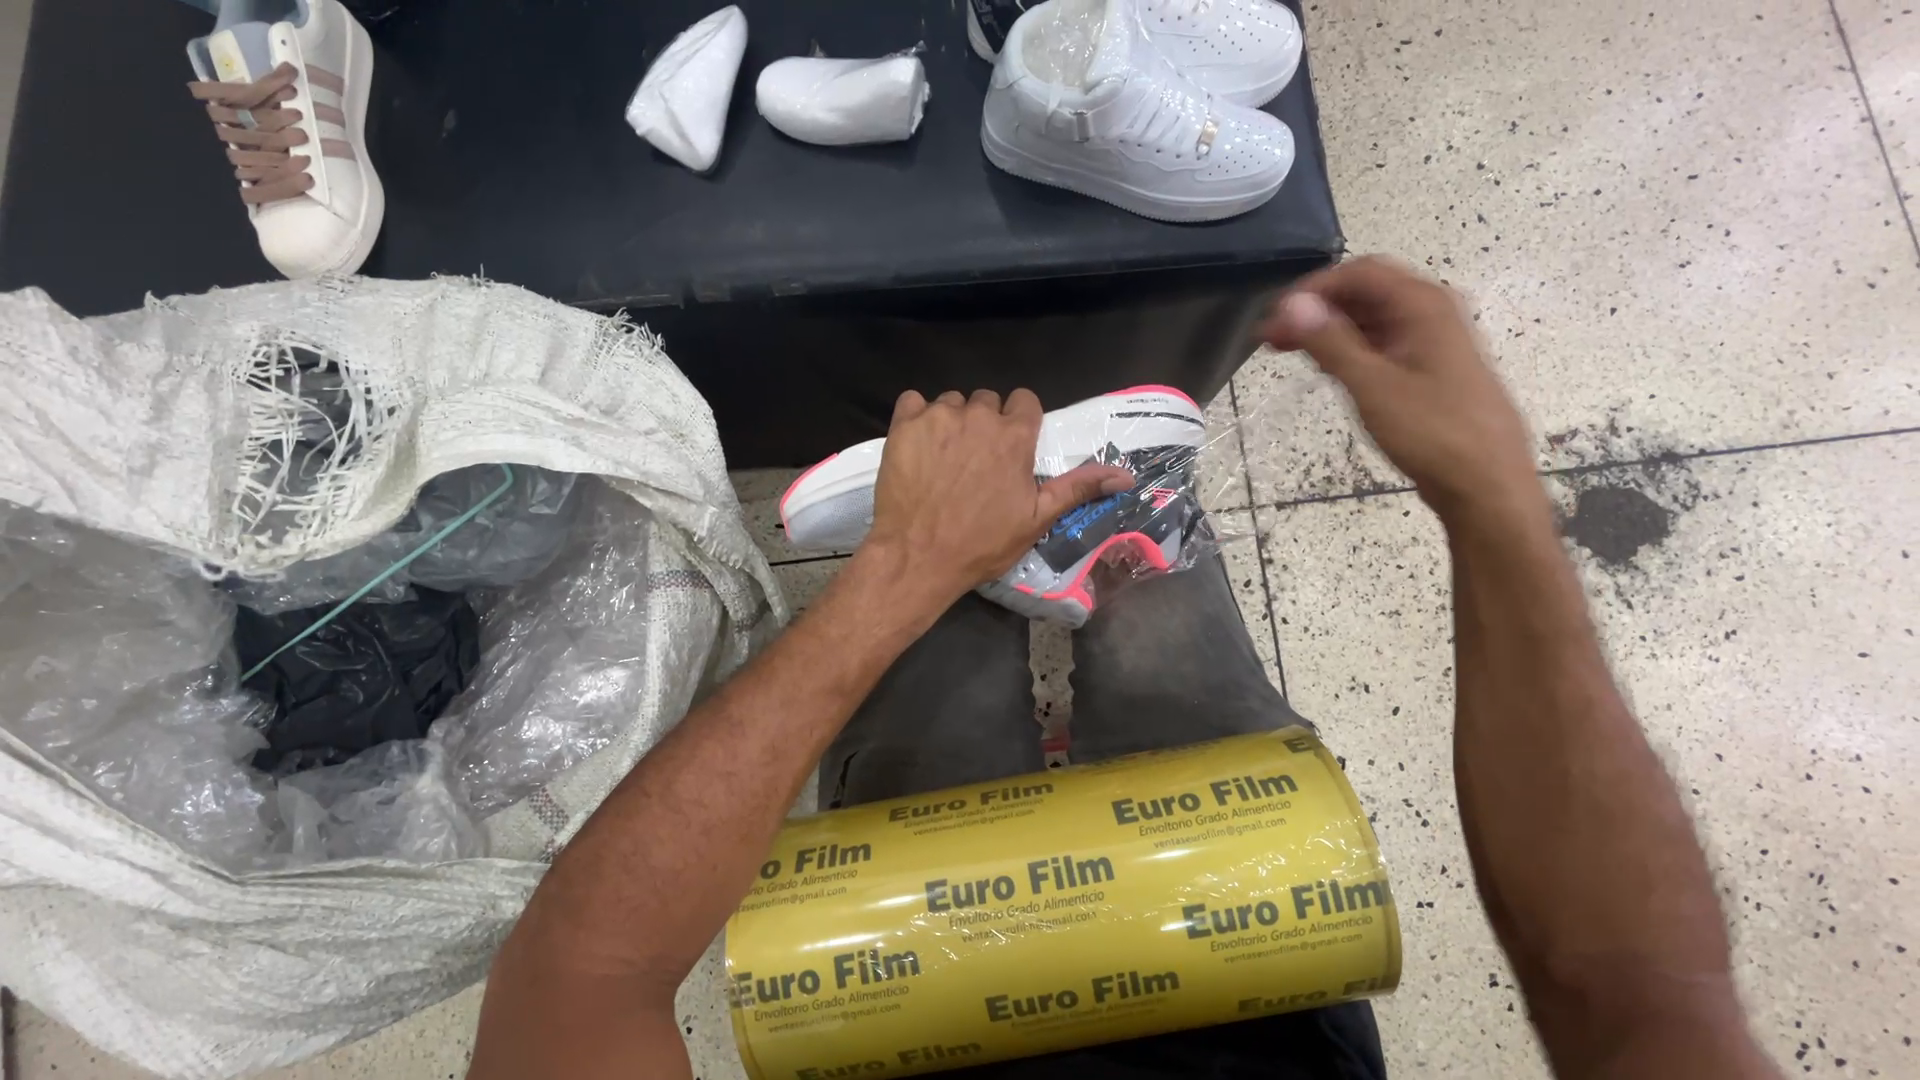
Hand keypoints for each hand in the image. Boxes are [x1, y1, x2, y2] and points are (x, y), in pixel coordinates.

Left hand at [862, 388, 1134, 605]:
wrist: (918, 556)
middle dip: (985, 423)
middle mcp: (979, 416)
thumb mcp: (1036, 519)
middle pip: (987, 401)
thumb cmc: (981, 543)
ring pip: (951, 402)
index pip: (1025, 401)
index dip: (1019, 422)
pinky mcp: (903, 425)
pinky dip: (916, 418)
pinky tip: (917, 446)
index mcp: (1015, 436)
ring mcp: (938, 418)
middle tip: (975, 459)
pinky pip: (913, 402)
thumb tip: (1125, 475)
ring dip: (952, 422)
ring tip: (945, 458)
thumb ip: (1077, 487)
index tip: (1011, 448)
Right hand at [1258, 256, 1541, 525]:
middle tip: (1272, 339)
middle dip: (1315, 309)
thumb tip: (1291, 304)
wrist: (1486, 483)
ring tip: (1290, 353)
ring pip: (1372, 318)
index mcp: (1423, 305)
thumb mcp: (1372, 385)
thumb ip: (1329, 342)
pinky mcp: (1430, 368)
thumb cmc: (1432, 433)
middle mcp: (1432, 312)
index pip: (1359, 273)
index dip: (1312, 289)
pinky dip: (1350, 348)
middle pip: (1365, 292)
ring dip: (1329, 329)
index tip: (1274, 318)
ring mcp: (1433, 340)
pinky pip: (1383, 342)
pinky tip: (1329, 369)